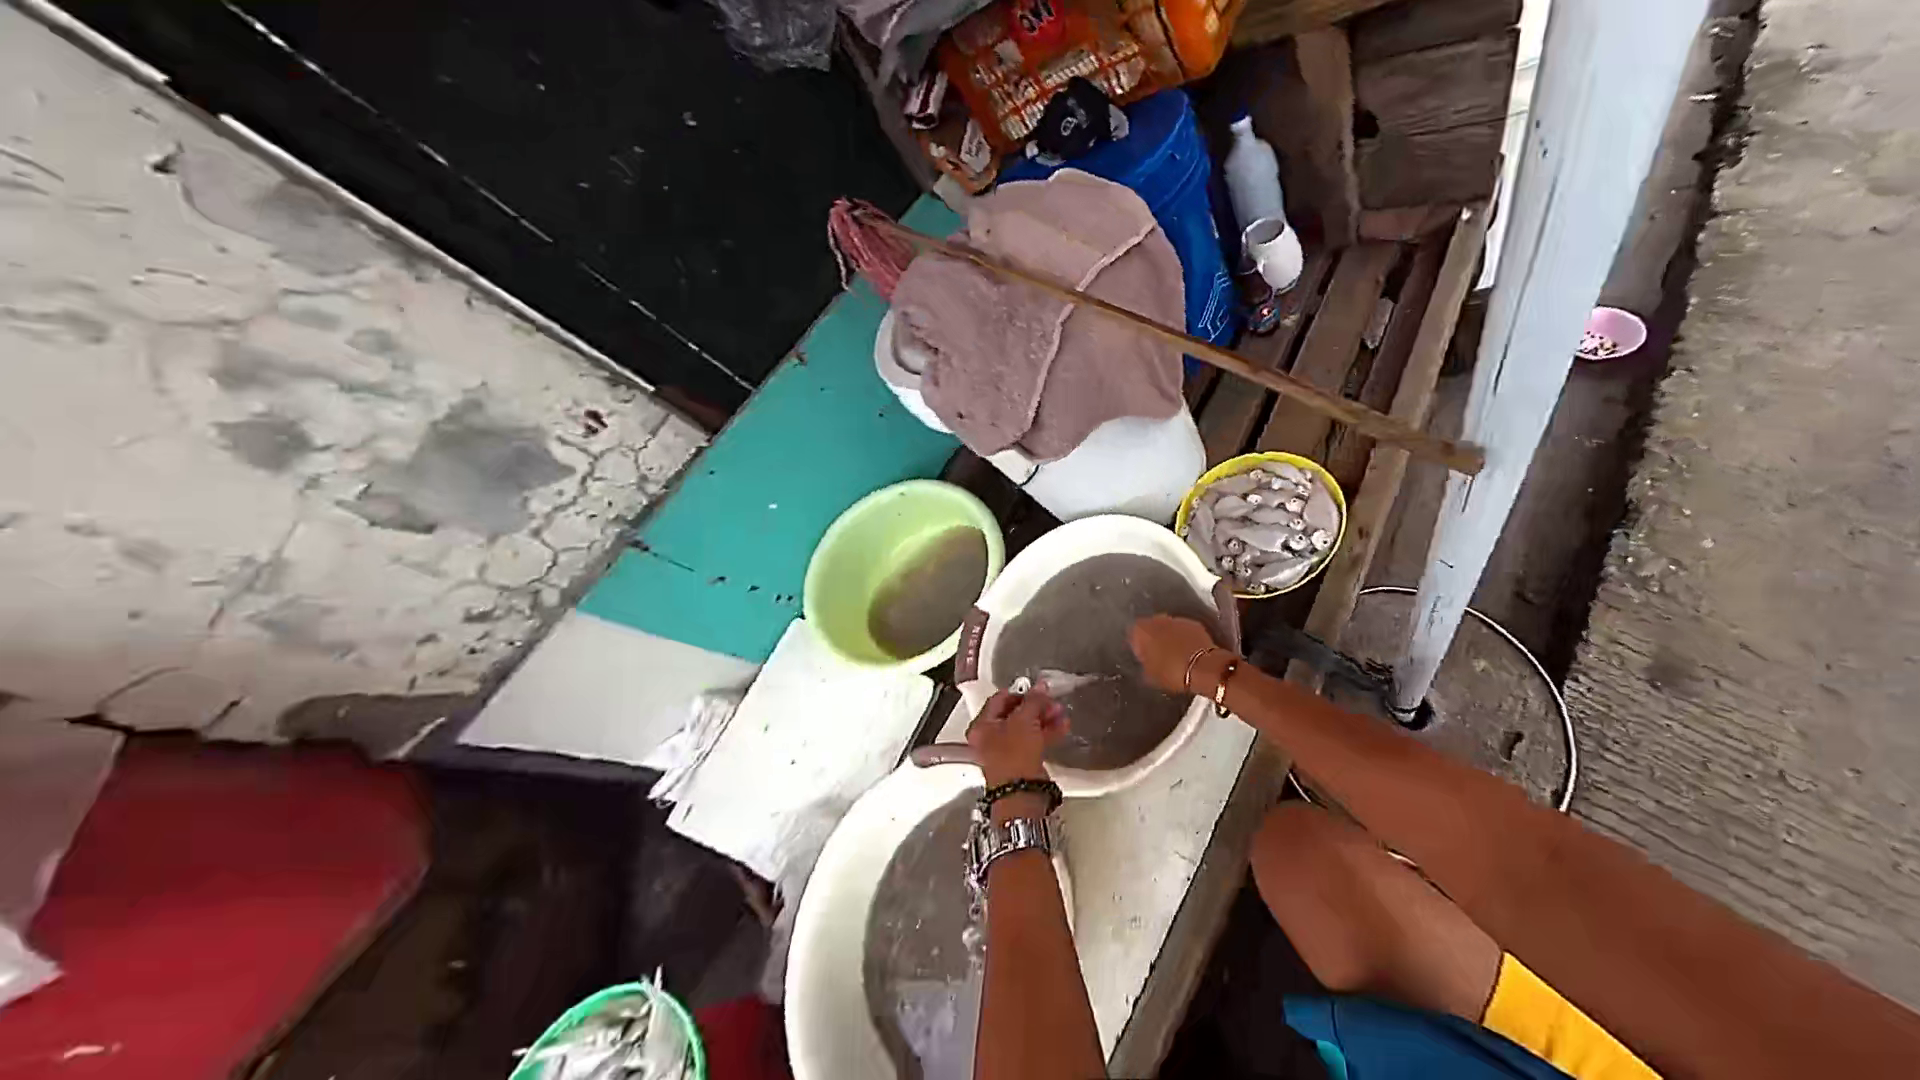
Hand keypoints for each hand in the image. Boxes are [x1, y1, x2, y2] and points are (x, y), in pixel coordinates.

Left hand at [966, 689, 1066, 786]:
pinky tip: (1062, 727)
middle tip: (1052, 701)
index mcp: (982, 726)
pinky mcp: (1020, 763)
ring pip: (1026, 728)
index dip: (1019, 692)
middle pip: (1014, 714)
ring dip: (1043, 719)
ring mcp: (1005, 751)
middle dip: (1035, 707)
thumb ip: (1033, 701)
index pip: (999, 700)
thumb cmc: (1015, 755)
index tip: (1037, 689)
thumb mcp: (1024, 721)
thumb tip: (1041, 687)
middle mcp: (990, 738)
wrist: (1023, 795)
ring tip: (1061, 713)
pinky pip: (1033, 742)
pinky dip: (1046, 733)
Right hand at [1130, 615, 1231, 695]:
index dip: (1137, 647)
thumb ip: (1143, 665)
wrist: (1204, 668)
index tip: (1142, 658)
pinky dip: (1183, 638)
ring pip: (1168, 627)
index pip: (1132, 634)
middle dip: (1153, 638)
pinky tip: (1187, 652)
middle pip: (1150, 627)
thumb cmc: (1172, 672)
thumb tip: (1144, 664)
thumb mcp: (1149, 676)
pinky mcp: (1195, 624)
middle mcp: (1157, 620)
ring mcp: (1177, 620)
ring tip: (1173, 655)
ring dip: (1169, 637)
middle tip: (1157, 656)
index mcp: (1140, 630)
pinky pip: (1183, 630)